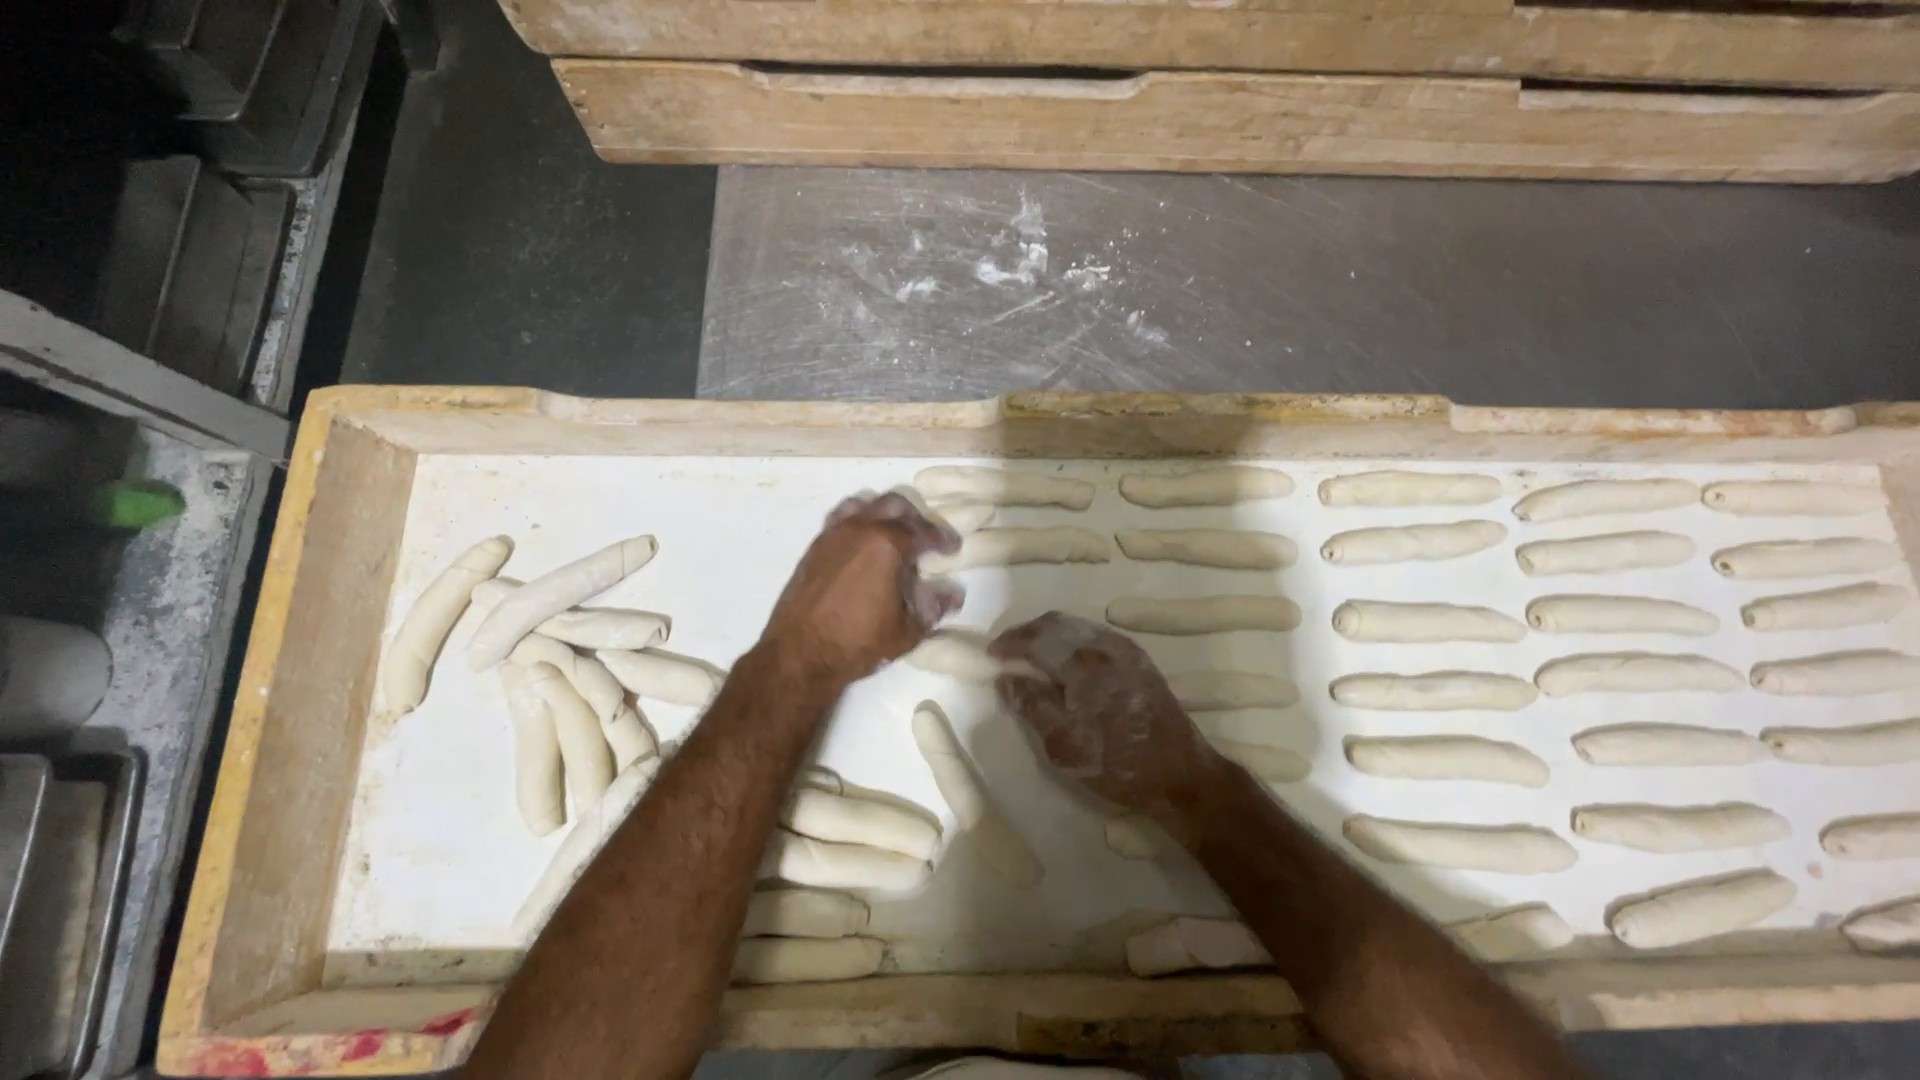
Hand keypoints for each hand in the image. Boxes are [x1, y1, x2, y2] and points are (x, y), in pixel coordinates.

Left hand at [760, 491, 964, 686]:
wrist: (800, 653)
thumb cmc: (858, 643)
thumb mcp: (907, 631)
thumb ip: (933, 607)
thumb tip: (952, 594)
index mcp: (887, 545)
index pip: (924, 532)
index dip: (942, 538)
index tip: (952, 547)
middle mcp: (860, 529)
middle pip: (895, 505)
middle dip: (915, 518)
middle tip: (925, 538)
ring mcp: (834, 534)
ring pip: (865, 504)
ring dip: (884, 513)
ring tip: (893, 533)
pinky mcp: (815, 545)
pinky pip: (840, 518)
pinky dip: (858, 521)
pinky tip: (862, 544)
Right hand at [990, 612, 1227, 821]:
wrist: (1180, 775)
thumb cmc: (1116, 763)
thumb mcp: (1063, 744)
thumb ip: (1032, 706)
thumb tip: (1007, 679)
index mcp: (1082, 663)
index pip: (1036, 638)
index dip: (1009, 643)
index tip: (991, 655)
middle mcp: (1104, 646)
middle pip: (1057, 623)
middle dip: (1027, 632)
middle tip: (1008, 650)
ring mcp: (1126, 651)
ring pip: (1078, 627)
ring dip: (1051, 634)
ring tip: (1032, 654)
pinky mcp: (1140, 661)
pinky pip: (1096, 636)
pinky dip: (1073, 640)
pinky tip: (1067, 660)